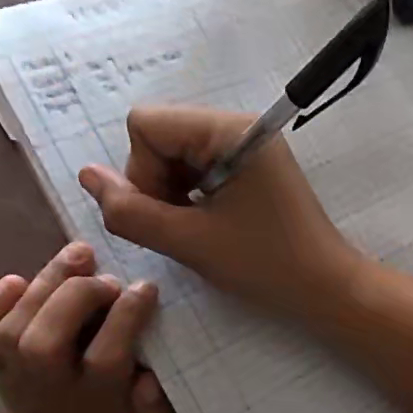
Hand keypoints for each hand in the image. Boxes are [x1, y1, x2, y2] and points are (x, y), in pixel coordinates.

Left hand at [0, 242, 170, 412]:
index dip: (127, 315)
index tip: (146, 287)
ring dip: (46, 283)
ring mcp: (11, 370)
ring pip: (15, 325)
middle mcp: (45, 384)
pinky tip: (17, 279)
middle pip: (47, 339)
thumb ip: (156, 402)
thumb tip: (153, 378)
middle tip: (108, 278)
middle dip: (79, 297)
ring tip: (78, 257)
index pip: (106, 355)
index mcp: (91, 399)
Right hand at [77, 105, 361, 315]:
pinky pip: (196, 168)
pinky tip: (208, 226)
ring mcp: (245, 145)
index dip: (140, 172)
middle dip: (156, 184)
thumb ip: (130, 211)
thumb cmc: (265, 265)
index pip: (146, 124)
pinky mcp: (250, 166)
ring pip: (174, 155)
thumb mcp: (189, 242)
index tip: (164, 214)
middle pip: (158, 137)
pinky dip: (189, 197)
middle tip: (181, 228)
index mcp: (228, 130)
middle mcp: (236, 125)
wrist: (326, 288)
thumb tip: (86, 175)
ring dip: (170, 194)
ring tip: (196, 231)